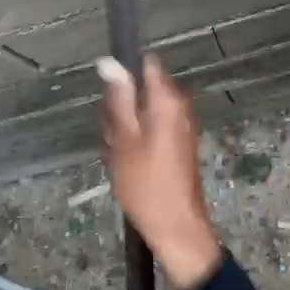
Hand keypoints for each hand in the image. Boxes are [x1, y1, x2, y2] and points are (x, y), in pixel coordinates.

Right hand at [100, 56, 224, 289]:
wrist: (177, 228)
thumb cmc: (146, 183)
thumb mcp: (125, 138)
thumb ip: (119, 98)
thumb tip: (109, 61)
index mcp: (167, 100)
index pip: (146, 64)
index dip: (124, 73)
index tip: (109, 95)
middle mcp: (178, 107)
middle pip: (142, 90)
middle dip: (121, 109)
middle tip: (112, 136)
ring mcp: (180, 127)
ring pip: (143, 113)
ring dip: (125, 130)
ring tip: (117, 156)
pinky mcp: (178, 145)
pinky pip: (151, 131)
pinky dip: (136, 143)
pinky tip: (126, 165)